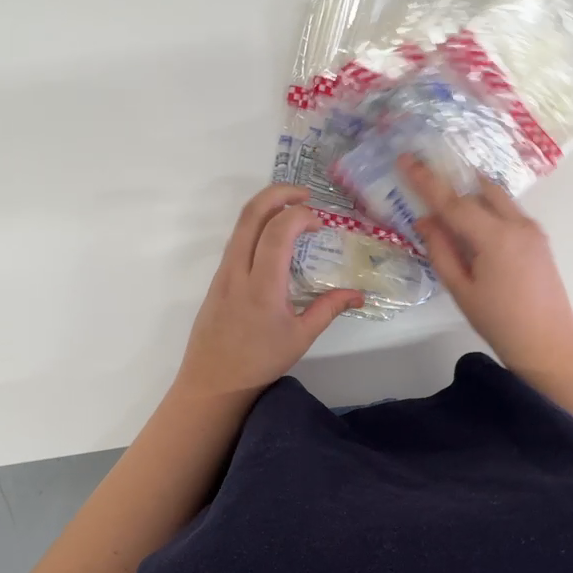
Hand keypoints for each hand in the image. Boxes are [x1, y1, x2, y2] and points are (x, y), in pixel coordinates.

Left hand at [174, 184, 363, 397]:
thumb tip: (358, 295)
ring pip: (240, 224)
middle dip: (279, 193)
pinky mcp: (217, 278)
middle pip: (251, 213)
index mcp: (262, 286)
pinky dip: (256, 226)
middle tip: (305, 195)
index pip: (277, 231)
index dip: (300, 215)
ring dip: (266, 207)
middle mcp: (238, 271)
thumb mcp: (300, 338)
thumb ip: (328, 309)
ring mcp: (223, 272)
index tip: (320, 224)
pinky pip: (236, 240)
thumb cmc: (259, 362)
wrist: (213, 380)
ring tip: (293, 210)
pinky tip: (275, 238)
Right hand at [402, 156, 572, 376]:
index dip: (426, 181)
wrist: (548, 342)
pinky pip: (508, 212)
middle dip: (452, 182)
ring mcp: (532, 229)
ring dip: (471, 195)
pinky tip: (471, 224)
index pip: (453, 202)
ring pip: (496, 198)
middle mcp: (517, 224)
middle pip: (479, 189)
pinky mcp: (538, 239)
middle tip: (425, 178)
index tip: (405, 160)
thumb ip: (441, 252)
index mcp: (495, 238)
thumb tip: (425, 221)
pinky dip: (486, 209)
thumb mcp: (461, 290)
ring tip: (446, 203)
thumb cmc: (499, 323)